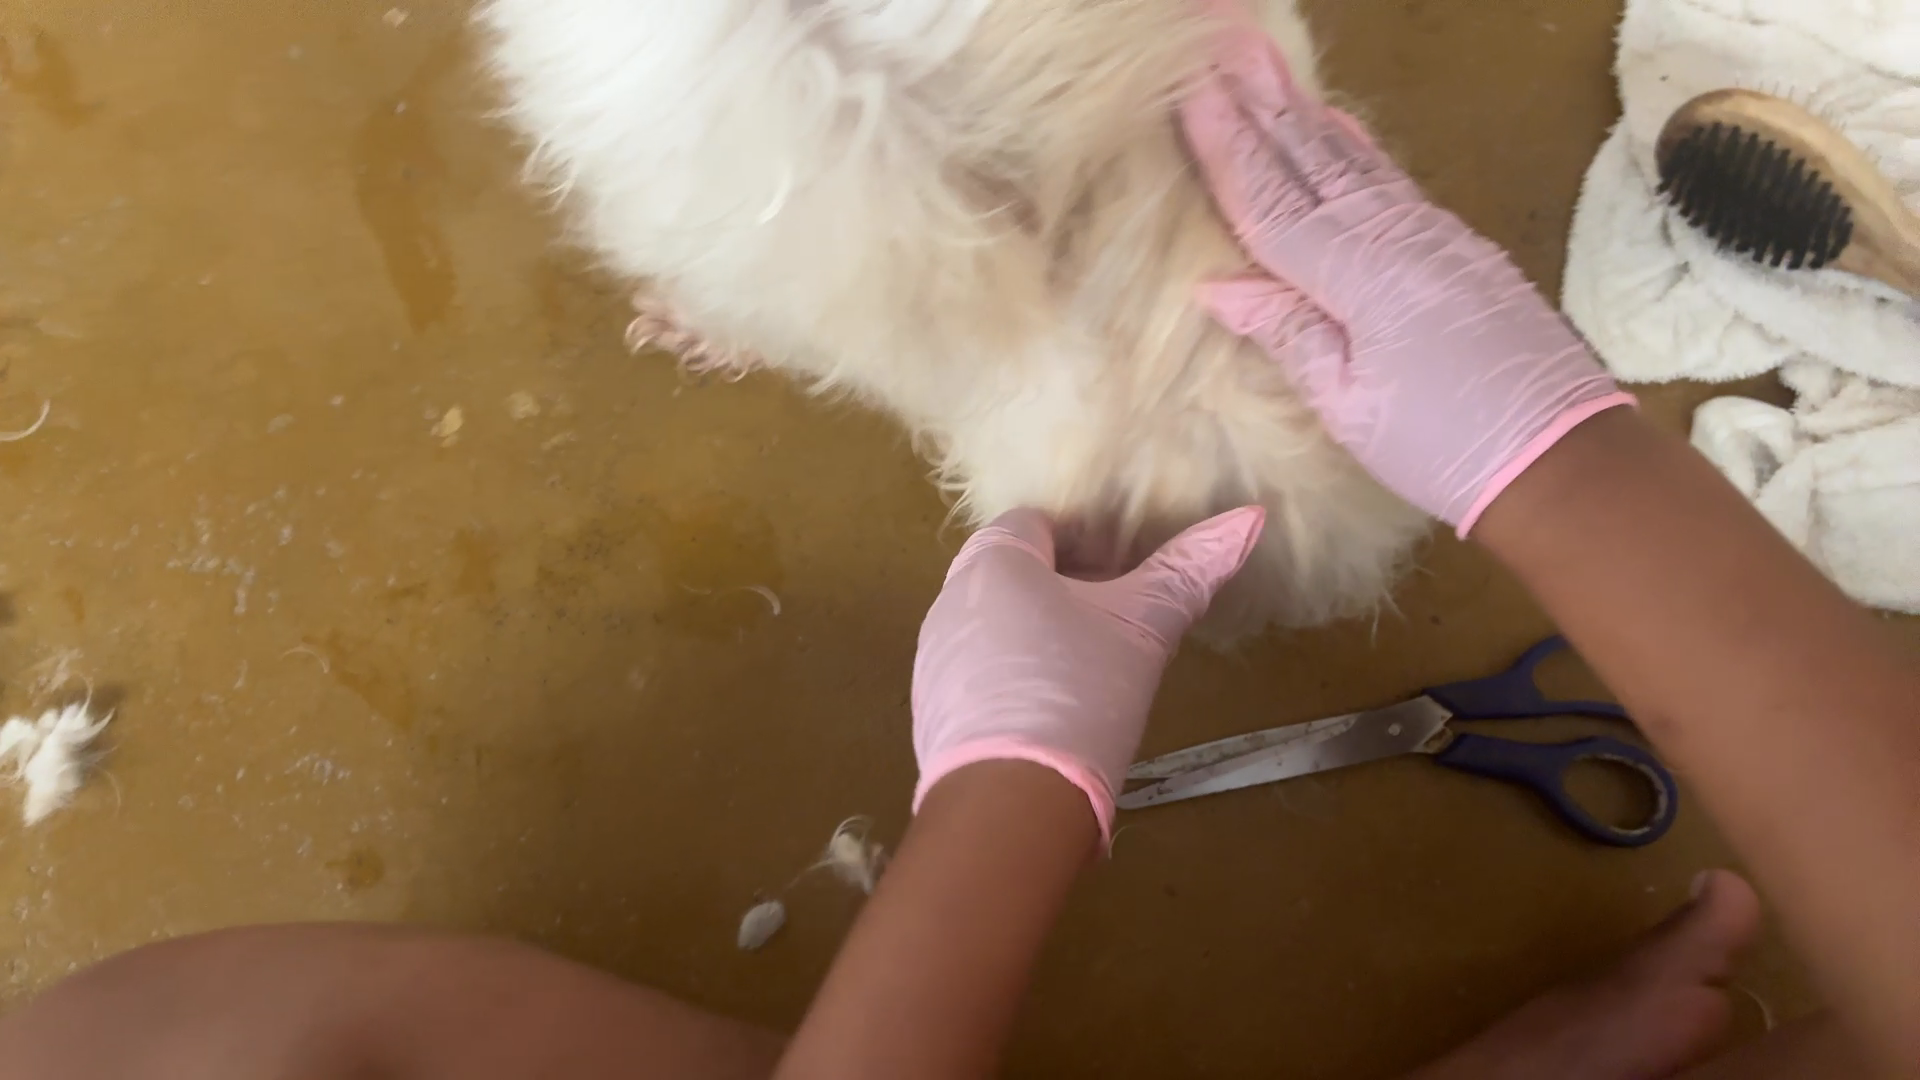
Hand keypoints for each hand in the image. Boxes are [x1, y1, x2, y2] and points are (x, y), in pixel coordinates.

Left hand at [911, 507, 1264, 842]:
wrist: (1010, 801)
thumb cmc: (1081, 692)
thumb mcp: (1144, 628)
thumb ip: (1190, 569)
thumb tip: (1251, 517)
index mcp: (995, 561)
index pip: (1033, 523)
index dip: (1079, 537)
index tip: (1119, 570)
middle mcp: (951, 596)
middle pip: (1008, 569)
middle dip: (1057, 583)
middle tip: (1108, 617)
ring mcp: (933, 652)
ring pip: (989, 619)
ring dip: (1030, 629)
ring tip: (1081, 667)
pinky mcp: (928, 702)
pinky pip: (972, 668)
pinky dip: (1006, 673)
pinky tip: (1044, 709)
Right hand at [1180, 28, 1633, 533]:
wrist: (1555, 455)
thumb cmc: (1439, 443)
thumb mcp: (1346, 403)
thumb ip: (1287, 332)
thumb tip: (1216, 284)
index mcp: (1361, 277)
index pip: (1274, 204)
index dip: (1229, 150)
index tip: (1192, 92)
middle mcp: (1396, 237)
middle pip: (1311, 161)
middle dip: (1261, 100)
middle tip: (1223, 39)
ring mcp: (1430, 235)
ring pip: (1349, 161)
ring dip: (1298, 111)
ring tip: (1263, 67)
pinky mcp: (1451, 245)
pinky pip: (1385, 180)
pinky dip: (1349, 146)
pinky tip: (1329, 126)